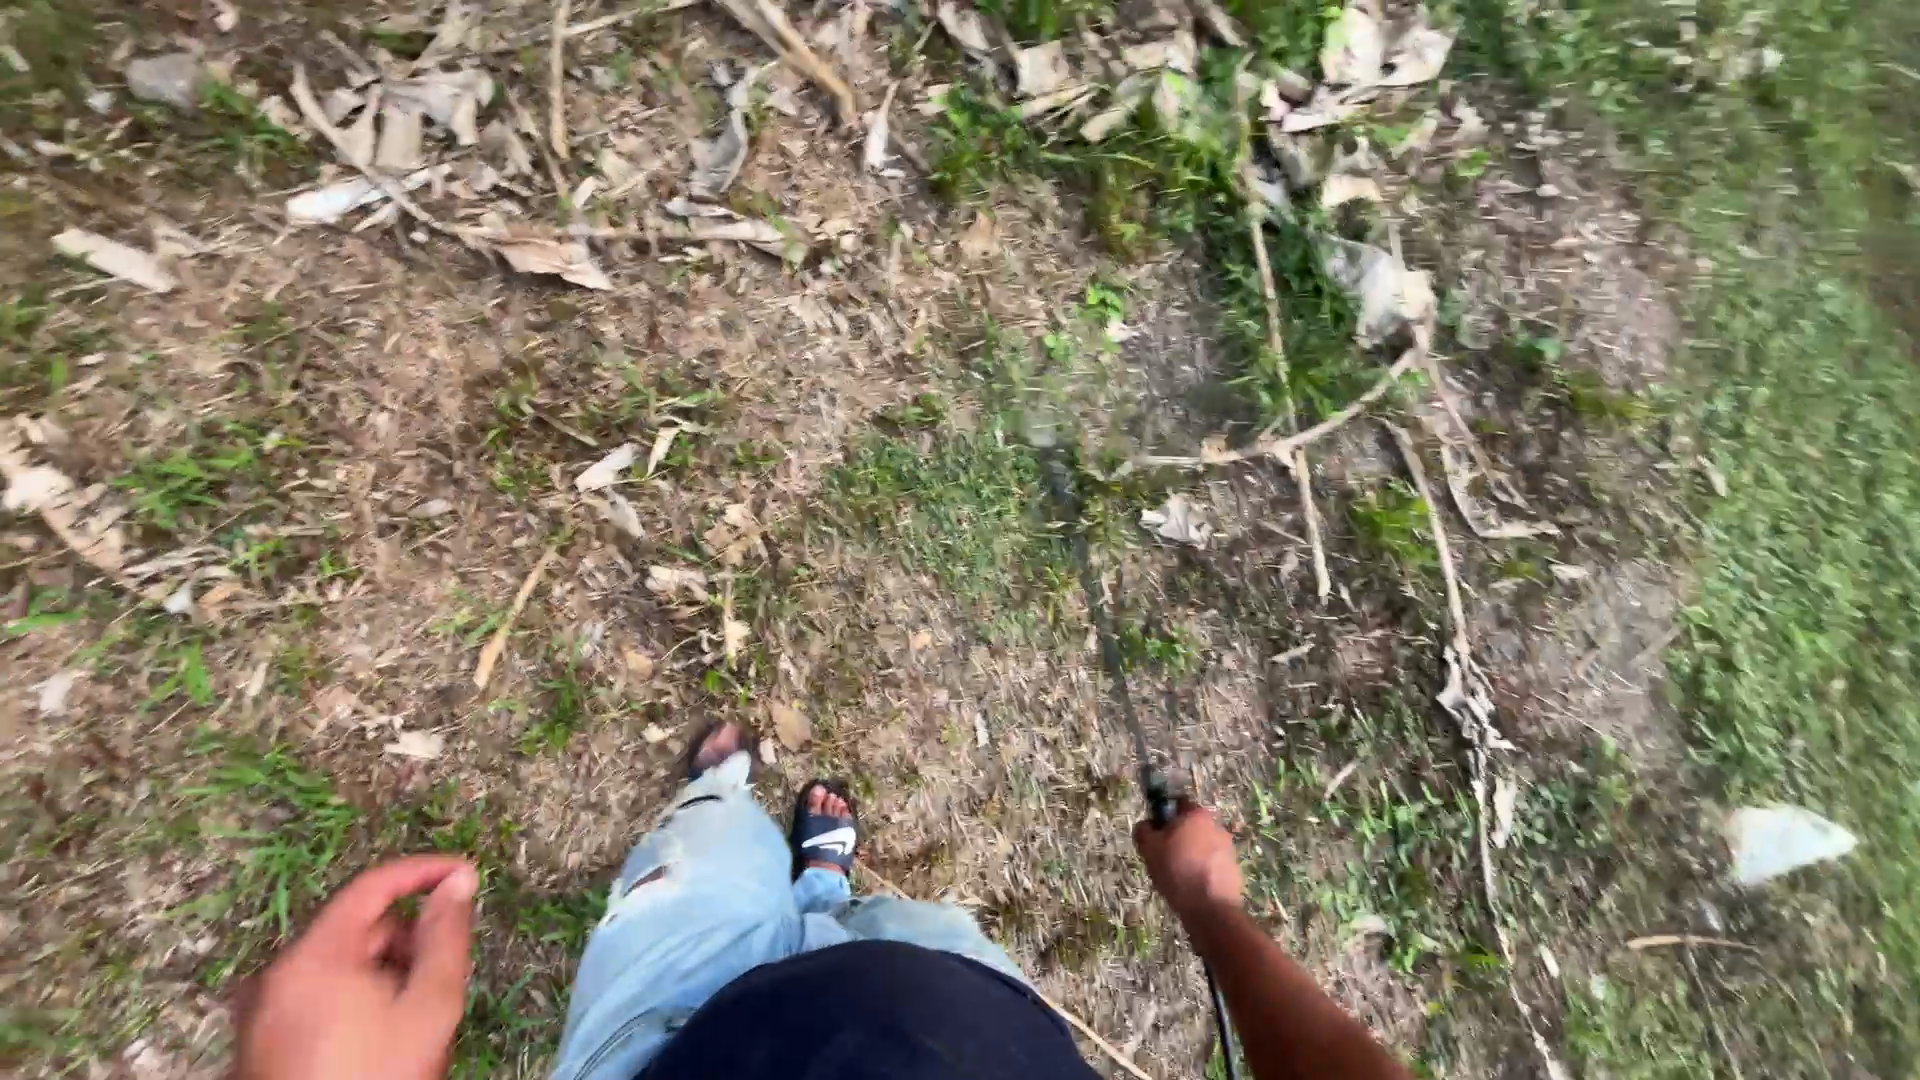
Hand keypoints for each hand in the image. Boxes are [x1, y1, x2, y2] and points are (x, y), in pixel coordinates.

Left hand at [234, 856, 478, 1079]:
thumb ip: (447, 933)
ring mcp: (264, 1008)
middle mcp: (277, 975)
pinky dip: (361, 990)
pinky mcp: (264, 1036)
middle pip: (360, 926)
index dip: (425, 871)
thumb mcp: (430, 1000)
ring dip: (389, 966)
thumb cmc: (380, 1072)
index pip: (373, 885)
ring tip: (416, 1006)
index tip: (467, 874)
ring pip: (345, 958)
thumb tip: (459, 879)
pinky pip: (324, 988)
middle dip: (410, 935)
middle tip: (443, 966)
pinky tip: (385, 1026)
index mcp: (313, 958)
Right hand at [1133, 799, 1243, 920]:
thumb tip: (1148, 825)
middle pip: (1190, 826)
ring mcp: (1228, 848)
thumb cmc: (1177, 871)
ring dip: (1190, 855)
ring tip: (1177, 876)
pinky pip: (1211, 863)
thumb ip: (1143, 830)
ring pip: (1201, 846)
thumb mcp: (1148, 848)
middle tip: (1163, 858)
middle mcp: (1216, 825)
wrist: (1211, 910)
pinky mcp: (1233, 869)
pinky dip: (1201, 870)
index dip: (1164, 818)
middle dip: (1178, 838)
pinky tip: (1191, 887)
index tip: (1156, 836)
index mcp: (1196, 814)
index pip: (1177, 804)